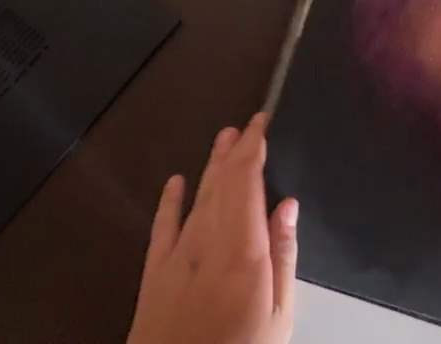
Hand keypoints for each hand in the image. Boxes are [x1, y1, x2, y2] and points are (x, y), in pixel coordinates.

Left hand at [127, 113, 300, 343]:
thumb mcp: (279, 318)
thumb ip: (283, 259)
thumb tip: (287, 206)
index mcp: (243, 252)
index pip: (246, 183)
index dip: (253, 148)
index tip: (262, 123)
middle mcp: (207, 245)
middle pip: (221, 184)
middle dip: (234, 151)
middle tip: (246, 125)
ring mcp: (177, 259)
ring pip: (197, 199)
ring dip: (210, 166)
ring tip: (223, 140)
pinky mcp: (154, 277)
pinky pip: (162, 229)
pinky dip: (169, 202)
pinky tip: (175, 182)